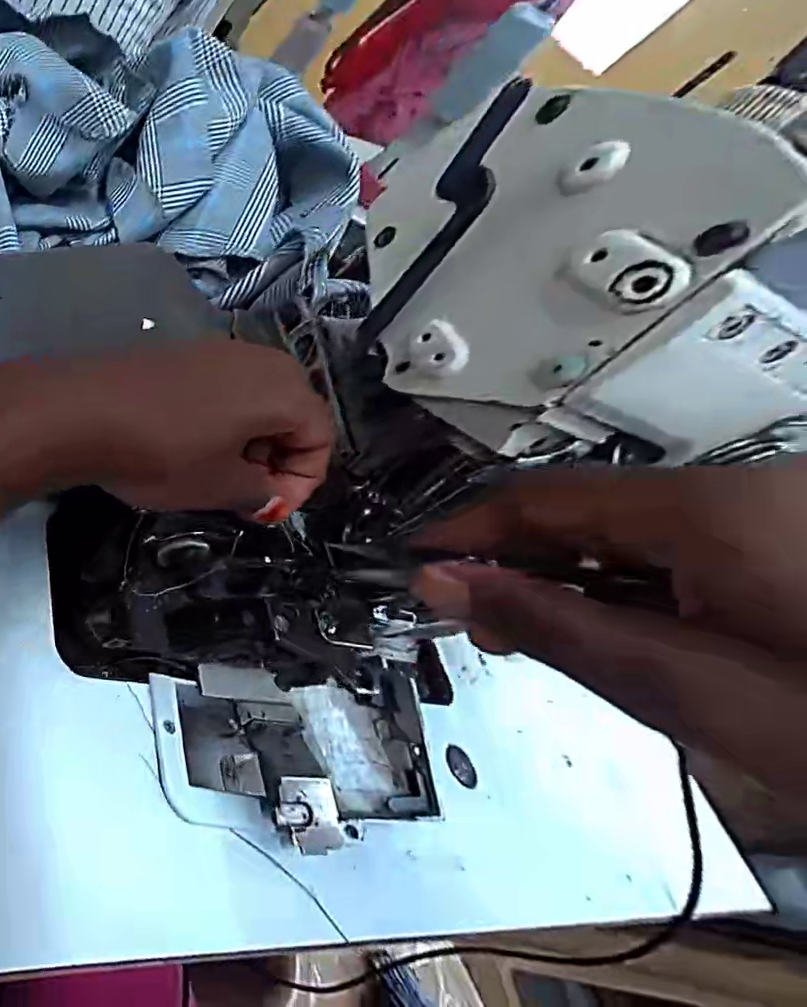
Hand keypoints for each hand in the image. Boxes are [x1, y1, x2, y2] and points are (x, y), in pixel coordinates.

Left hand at [1, 339, 334, 516]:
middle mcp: (251, 357)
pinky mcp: (167, 356)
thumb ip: (257, 493)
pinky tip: (172, 446)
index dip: (302, 482)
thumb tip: (266, 493)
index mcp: (282, 386)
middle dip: (271, 460)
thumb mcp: (217, 487)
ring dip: (238, 441)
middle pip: (286, 413)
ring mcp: (205, 351)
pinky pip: (206, 391)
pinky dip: (206, 421)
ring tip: (204, 474)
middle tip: (241, 493)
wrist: (77, 411)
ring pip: (244, 401)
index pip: (321, 435)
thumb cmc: (158, 452)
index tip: (267, 510)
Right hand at [410, 461, 806, 792]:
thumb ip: (546, 625)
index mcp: (719, 512)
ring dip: (571, 575)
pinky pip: (687, 543)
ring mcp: (792, 512)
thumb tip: (436, 582)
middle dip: (515, 561)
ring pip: (631, 528)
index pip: (537, 497)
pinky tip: (630, 626)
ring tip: (547, 632)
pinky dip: (634, 581)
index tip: (413, 567)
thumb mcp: (689, 690)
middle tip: (481, 621)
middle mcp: (759, 490)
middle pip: (583, 508)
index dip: (460, 531)